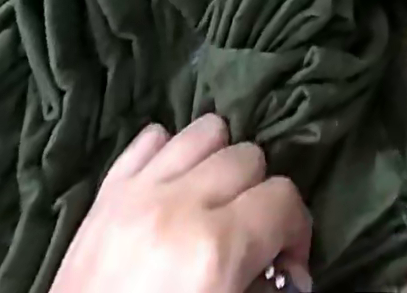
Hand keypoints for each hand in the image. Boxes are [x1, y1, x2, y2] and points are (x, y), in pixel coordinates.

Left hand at [50, 113, 313, 292]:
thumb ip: (265, 289)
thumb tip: (289, 269)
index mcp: (215, 250)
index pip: (283, 200)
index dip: (296, 230)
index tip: (287, 262)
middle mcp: (181, 204)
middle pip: (249, 157)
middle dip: (259, 195)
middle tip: (249, 235)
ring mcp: (141, 188)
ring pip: (207, 130)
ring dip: (219, 161)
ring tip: (213, 200)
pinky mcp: (110, 187)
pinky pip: (154, 137)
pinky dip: (170, 153)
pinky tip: (172, 187)